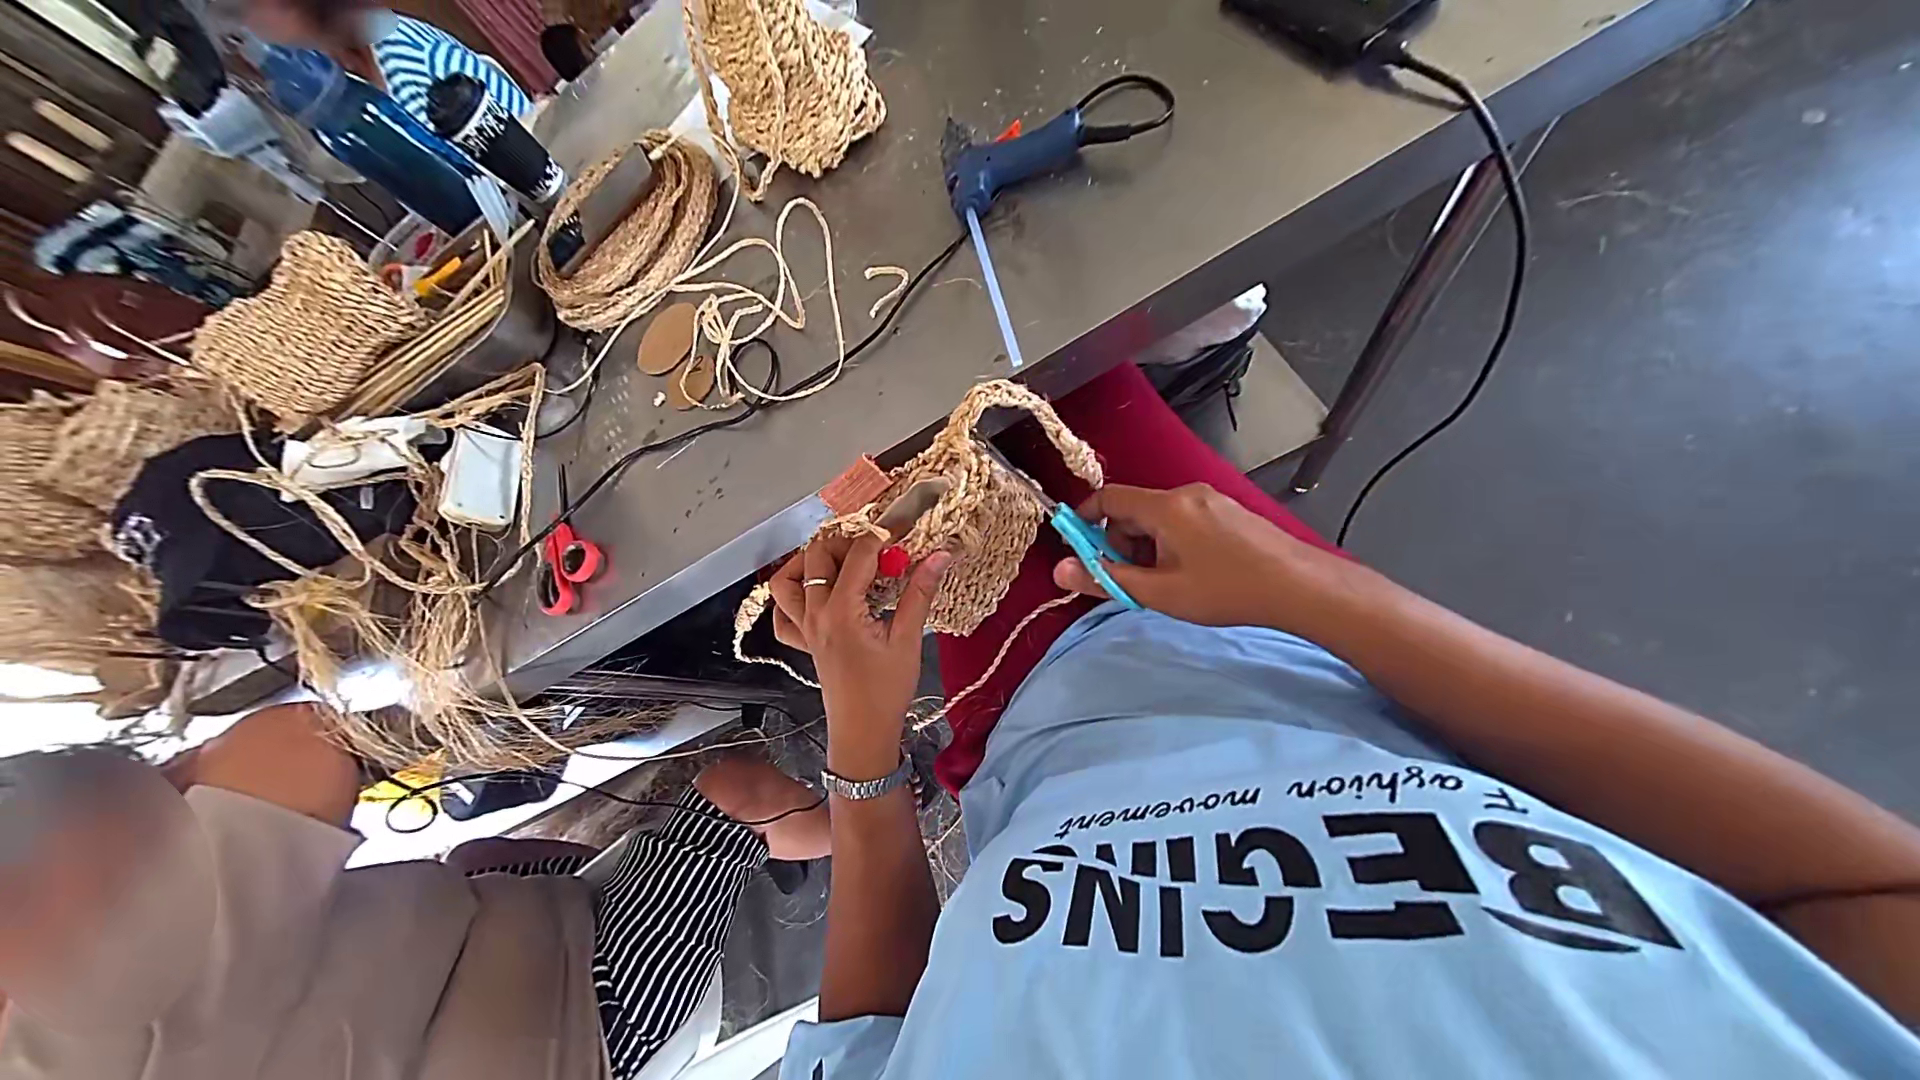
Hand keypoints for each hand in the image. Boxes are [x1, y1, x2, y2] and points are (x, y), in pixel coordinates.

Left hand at [768, 533, 951, 778]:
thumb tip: (938, 556)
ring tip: (840, 561)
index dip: (883, 536)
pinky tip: (816, 594)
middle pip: (816, 556)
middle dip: (847, 542)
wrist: (864, 730)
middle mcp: (816, 614)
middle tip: (877, 548)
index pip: (858, 555)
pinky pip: (782, 613)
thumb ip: (920, 592)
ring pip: (787, 580)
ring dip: (809, 562)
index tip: (904, 529)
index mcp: (842, 611)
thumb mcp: (908, 639)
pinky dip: (793, 596)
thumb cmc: (886, 690)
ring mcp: (804, 628)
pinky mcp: (803, 642)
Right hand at [1052, 483, 1363, 634]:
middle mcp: (1185, 494)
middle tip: (1134, 579)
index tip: (1079, 547)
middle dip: (1122, 543)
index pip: (1108, 498)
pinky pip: (1182, 520)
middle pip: (1133, 510)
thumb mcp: (1159, 592)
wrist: (1299, 587)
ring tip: (1167, 582)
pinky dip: (1171, 543)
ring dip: (1148, 546)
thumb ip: (1107, 579)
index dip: (1084, 519)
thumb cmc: (1226, 590)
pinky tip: (1191, 572)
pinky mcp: (1227, 510)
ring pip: (1158, 518)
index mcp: (1165, 507)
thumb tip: (1060, 570)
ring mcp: (1210, 499)